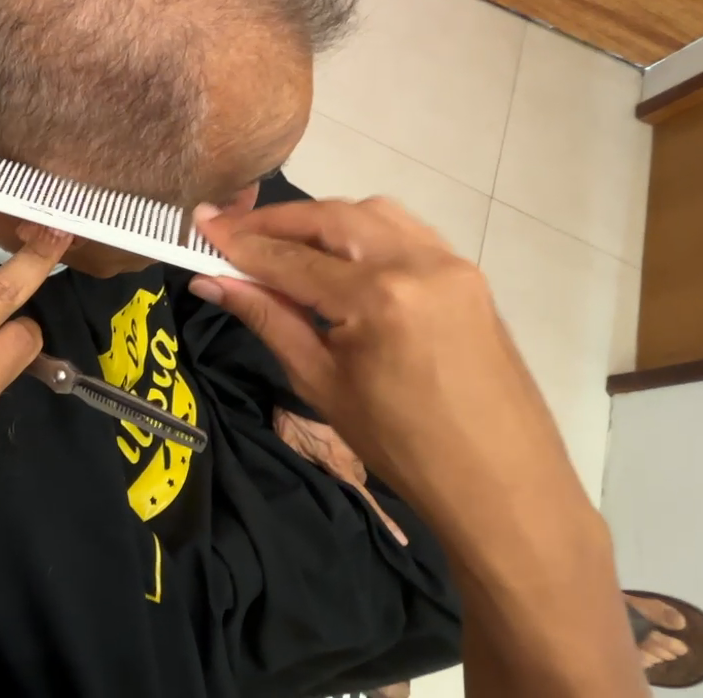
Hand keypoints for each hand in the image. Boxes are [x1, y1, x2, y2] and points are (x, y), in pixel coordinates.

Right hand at [188, 198, 582, 536]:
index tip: (199, 226)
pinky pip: (402, 231)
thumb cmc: (401, 445)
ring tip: (277, 242)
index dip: (237, 243)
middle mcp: (417, 264)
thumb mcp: (319, 381)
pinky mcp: (467, 275)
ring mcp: (451, 265)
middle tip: (228, 231)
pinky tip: (334, 255)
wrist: (503, 487)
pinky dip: (359, 230)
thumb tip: (209, 281)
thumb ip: (266, 317)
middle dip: (273, 221)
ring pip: (369, 214)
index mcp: (378, 298)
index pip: (289, 258)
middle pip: (329, 218)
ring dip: (317, 220)